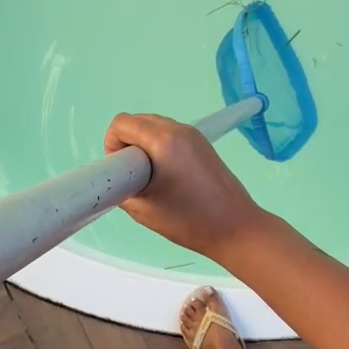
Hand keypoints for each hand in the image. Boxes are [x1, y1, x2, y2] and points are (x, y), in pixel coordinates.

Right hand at [105, 112, 268, 260]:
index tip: (123, 173)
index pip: (122, 123)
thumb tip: (120, 177)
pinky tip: (168, 177)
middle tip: (135, 177)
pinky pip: (171, 136)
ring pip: (155, 127)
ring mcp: (194, 135)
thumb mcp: (143, 209)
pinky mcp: (203, 144)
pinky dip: (160, 148)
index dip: (113, 146)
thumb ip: (121, 188)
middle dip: (128, 144)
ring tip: (153, 180)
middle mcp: (179, 129)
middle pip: (138, 120)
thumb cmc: (189, 221)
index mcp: (164, 140)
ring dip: (145, 146)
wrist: (235, 227)